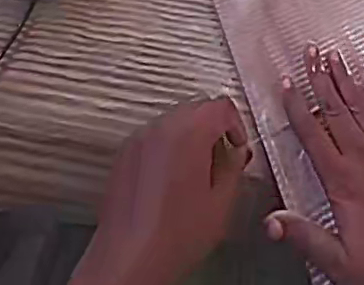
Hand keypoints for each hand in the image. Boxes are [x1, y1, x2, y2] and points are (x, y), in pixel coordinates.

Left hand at [71, 98, 252, 284]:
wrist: (128, 258)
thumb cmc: (175, 235)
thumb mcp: (220, 205)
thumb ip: (234, 169)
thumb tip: (236, 154)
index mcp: (191, 131)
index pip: (222, 106)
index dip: (236, 124)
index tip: (237, 146)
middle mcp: (164, 124)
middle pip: (197, 108)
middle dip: (213, 128)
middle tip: (220, 159)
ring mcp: (141, 135)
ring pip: (174, 120)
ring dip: (190, 136)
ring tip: (194, 172)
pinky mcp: (126, 150)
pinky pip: (154, 136)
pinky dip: (167, 146)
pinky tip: (169, 179)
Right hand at [268, 47, 363, 284]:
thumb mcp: (341, 262)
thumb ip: (304, 236)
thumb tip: (270, 222)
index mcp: (342, 179)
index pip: (311, 132)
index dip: (296, 105)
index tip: (286, 81)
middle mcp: (363, 155)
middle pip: (334, 107)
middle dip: (319, 76)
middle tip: (309, 51)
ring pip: (361, 103)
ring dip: (346, 78)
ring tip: (334, 55)